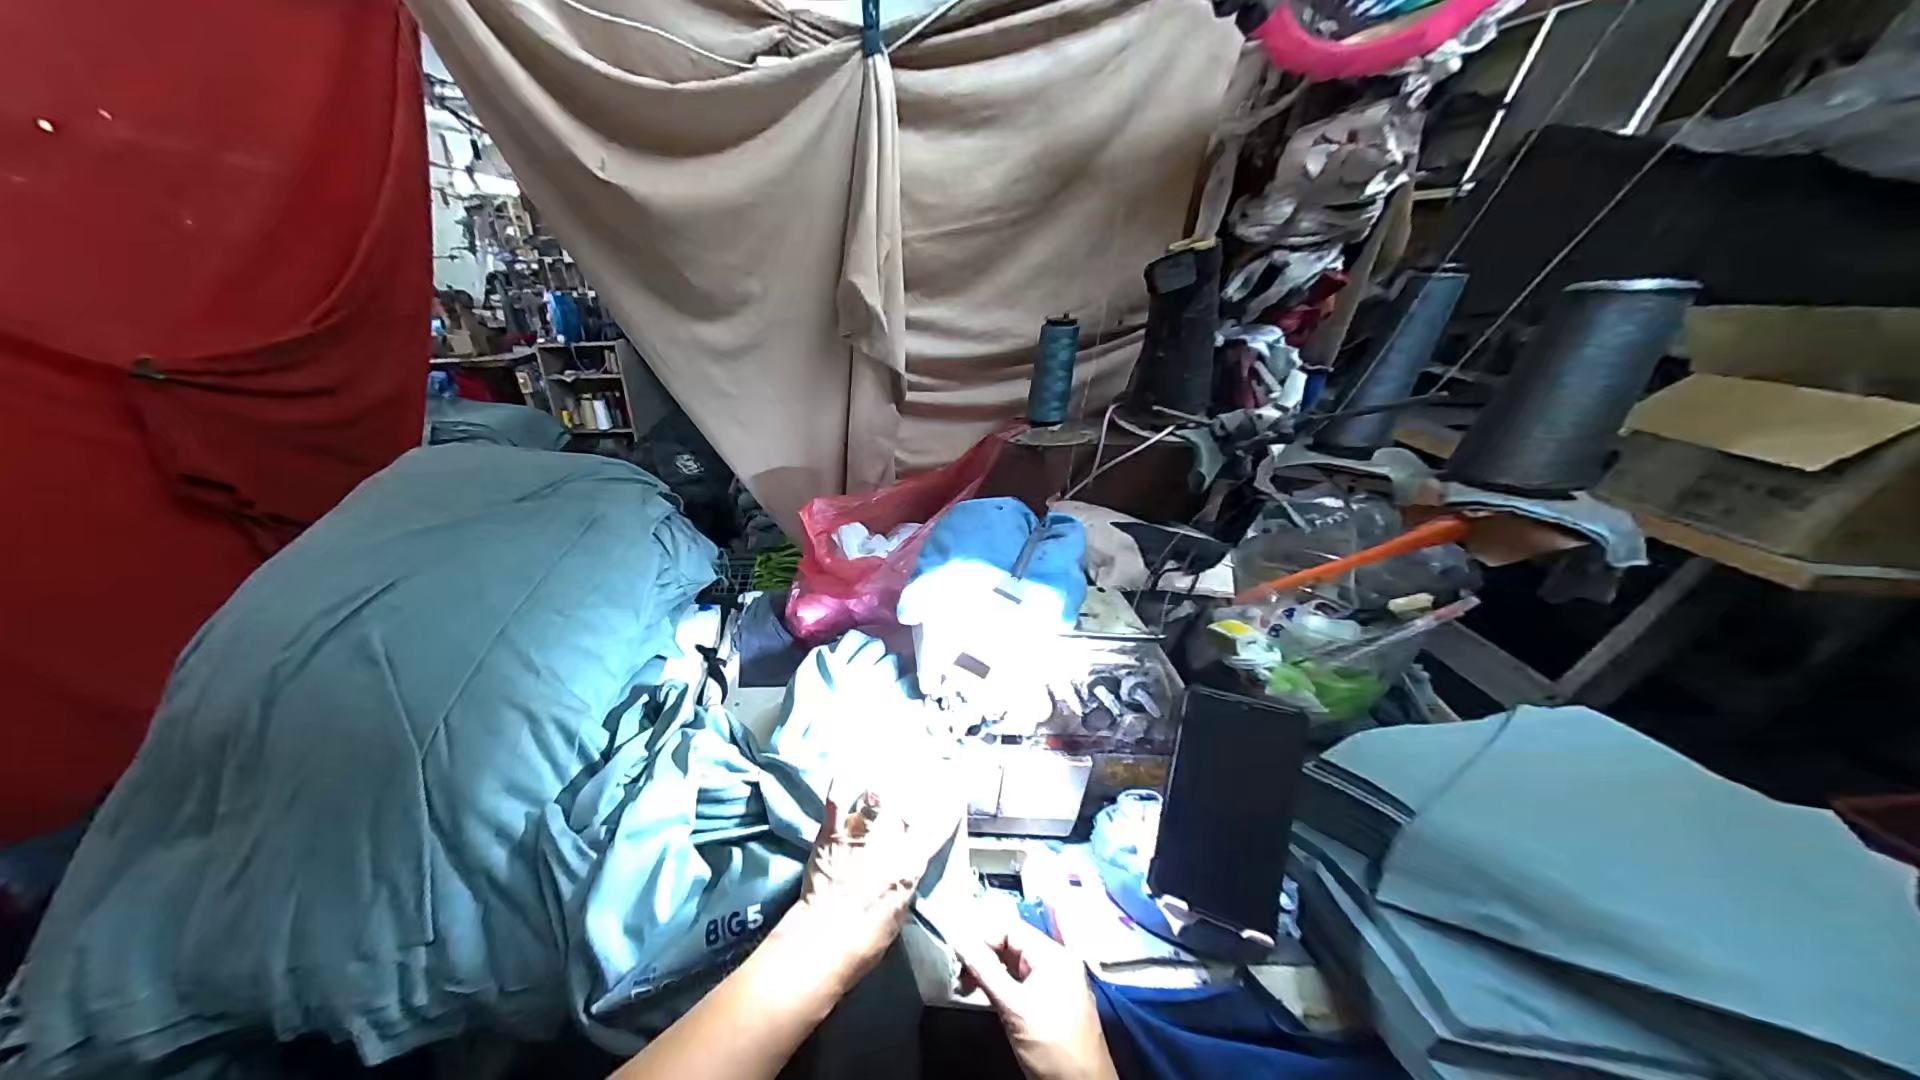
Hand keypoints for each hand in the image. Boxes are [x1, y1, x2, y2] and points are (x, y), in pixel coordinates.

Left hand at [773, 788, 955, 990]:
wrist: (825, 942)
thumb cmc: (866, 940)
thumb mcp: (900, 910)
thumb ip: (905, 879)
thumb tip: (904, 864)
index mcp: (911, 863)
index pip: (937, 827)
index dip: (948, 807)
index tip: (954, 791)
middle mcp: (890, 842)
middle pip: (907, 804)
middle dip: (913, 788)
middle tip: (914, 775)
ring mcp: (860, 834)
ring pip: (876, 794)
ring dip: (882, 783)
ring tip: (886, 766)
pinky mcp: (832, 832)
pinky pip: (838, 798)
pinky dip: (843, 782)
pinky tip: (847, 769)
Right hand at [954, 918, 1117, 1079]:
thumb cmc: (1052, 1049)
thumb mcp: (1013, 1008)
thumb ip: (984, 970)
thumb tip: (959, 940)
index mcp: (1054, 955)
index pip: (1011, 929)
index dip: (983, 938)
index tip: (959, 956)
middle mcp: (1058, 961)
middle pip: (1014, 943)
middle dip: (985, 955)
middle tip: (961, 976)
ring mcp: (1058, 981)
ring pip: (1016, 963)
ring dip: (992, 970)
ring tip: (969, 986)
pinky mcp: (1054, 1000)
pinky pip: (1024, 980)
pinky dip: (1004, 984)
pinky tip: (988, 993)